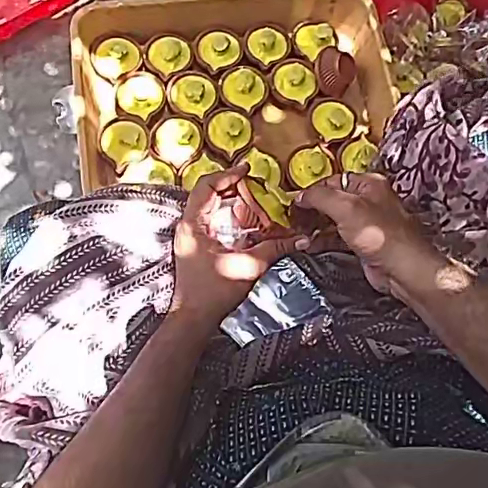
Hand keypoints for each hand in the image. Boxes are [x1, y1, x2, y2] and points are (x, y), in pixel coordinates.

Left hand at [169, 166, 309, 326]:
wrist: (194, 318)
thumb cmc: (210, 295)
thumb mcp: (248, 266)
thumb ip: (275, 249)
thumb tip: (299, 239)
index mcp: (193, 225)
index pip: (207, 186)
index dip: (228, 174)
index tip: (246, 170)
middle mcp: (188, 228)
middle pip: (208, 193)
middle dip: (233, 187)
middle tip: (254, 185)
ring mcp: (190, 237)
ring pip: (209, 207)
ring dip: (231, 202)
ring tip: (253, 201)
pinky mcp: (196, 247)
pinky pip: (211, 222)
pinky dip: (228, 217)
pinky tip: (245, 223)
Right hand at [296, 172, 452, 300]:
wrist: (401, 269)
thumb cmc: (383, 236)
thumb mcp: (346, 208)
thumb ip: (320, 197)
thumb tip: (301, 195)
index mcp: (368, 185)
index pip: (333, 180)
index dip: (312, 190)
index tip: (295, 200)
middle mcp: (368, 201)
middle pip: (331, 200)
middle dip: (312, 209)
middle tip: (294, 217)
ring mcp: (365, 223)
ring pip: (333, 220)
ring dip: (315, 225)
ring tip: (298, 232)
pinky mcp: (362, 243)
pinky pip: (336, 237)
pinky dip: (322, 239)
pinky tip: (310, 244)